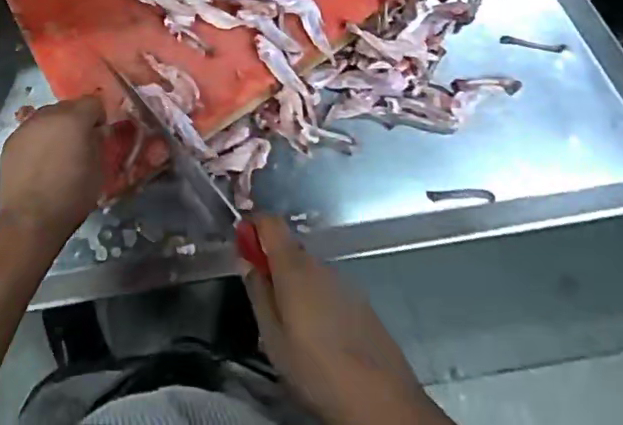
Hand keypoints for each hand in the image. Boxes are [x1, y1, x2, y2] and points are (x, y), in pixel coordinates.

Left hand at [0, 96, 103, 242]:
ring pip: (47, 117)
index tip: (99, 134)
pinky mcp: (11, 140)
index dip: (99, 117)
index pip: (93, 102)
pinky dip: (38, 140)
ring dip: (55, 128)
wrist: (28, 219)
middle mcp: (48, 114)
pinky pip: (31, 132)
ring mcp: (26, 126)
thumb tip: (96, 132)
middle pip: (68, 106)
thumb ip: (99, 142)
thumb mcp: (99, 170)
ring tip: (56, 154)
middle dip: (76, 120)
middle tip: (78, 144)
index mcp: (74, 119)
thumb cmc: (71, 196)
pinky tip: (38, 163)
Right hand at [242, 215, 448, 424]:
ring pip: (308, 270)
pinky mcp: (360, 301)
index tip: (241, 244)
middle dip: (271, 262)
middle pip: (289, 247)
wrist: (382, 400)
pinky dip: (314, 298)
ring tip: (288, 324)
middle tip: (261, 297)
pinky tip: (316, 334)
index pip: (271, 222)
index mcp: (294, 267)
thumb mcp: (272, 337)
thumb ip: (257, 292)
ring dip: (293, 284)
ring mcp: (343, 281)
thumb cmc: (316, 368)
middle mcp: (319, 265)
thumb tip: (246, 260)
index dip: (253, 225)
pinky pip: (327, 287)